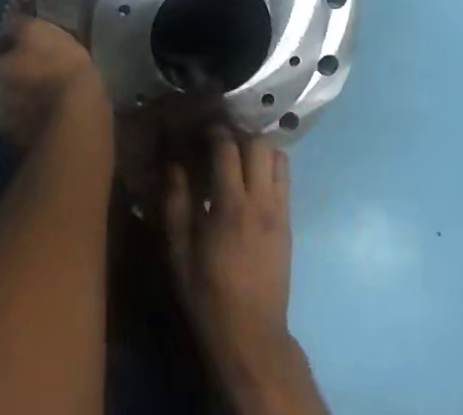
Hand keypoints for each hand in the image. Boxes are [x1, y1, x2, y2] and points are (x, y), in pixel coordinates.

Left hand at [0, 0, 106, 148]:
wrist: (77, 120)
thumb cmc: (55, 68)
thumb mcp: (37, 31)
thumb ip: (18, 19)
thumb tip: (9, 8)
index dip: (9, 34)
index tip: (33, 31)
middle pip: (0, 71)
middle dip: (17, 62)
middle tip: (44, 53)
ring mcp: (8, 122)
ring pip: (14, 94)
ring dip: (28, 85)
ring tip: (54, 77)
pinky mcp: (28, 138)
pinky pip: (30, 113)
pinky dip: (40, 105)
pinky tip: (59, 100)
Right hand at [165, 132, 323, 413]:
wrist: (251, 334)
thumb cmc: (207, 293)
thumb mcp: (178, 251)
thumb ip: (176, 202)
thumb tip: (173, 163)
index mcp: (231, 206)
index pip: (228, 148)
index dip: (214, 131)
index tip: (200, 127)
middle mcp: (261, 201)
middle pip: (260, 144)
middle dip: (239, 133)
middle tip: (219, 139)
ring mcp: (280, 211)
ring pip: (279, 157)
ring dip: (259, 148)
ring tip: (238, 155)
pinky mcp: (289, 222)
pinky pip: (285, 179)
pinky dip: (270, 167)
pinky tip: (251, 178)